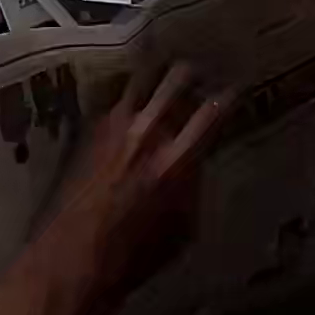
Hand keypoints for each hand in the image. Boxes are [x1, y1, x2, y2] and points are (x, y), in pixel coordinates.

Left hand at [0, 65, 222, 314]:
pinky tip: (138, 89)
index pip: (210, 114)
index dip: (227, 96)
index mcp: (176, 160)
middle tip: (201, 65)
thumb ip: (192, 181)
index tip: (235, 85)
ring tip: (168, 63)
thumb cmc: (138, 252)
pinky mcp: (96, 123)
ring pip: (143, 78)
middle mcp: (148, 131)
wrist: (80, 248)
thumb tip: (195, 157)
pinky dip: (135, 90)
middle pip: (174, 81)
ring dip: (159, 72)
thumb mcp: (184, 226)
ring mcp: (118, 122)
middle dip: (191, 70)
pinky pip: (121, 96)